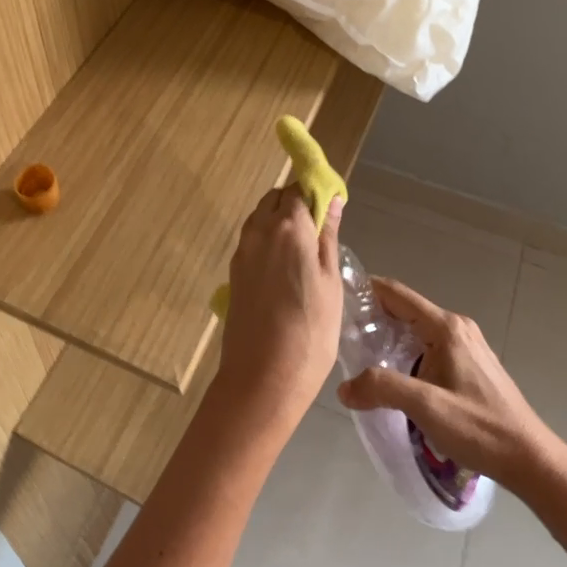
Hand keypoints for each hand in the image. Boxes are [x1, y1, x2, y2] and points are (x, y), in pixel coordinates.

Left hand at [214, 185, 343, 426]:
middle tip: (320, 233)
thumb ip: (328, 237)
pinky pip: (253, 240)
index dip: (317, 193)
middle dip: (296, 204)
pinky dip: (268, 241)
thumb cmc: (310, 331)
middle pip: (276, 199)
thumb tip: (332, 201)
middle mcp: (259, 230)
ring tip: (305, 252)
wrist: (262, 377)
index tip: (332, 210)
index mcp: (288, 226)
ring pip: (261, 218)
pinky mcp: (234, 272)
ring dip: (280, 221)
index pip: (300, 189)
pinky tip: (286, 268)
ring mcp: (242, 251)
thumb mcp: (330, 282)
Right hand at [337, 277, 551, 483]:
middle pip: (405, 309)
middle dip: (373, 317)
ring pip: (417, 329)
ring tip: (361, 356)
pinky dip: (407, 351)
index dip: (365, 290)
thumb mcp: (425, 407)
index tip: (337, 300)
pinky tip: (395, 375)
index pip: (395, 293)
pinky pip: (429, 345)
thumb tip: (344, 388)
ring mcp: (467, 345)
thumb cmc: (479, 427)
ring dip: (389, 337)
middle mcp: (457, 327)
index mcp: (445, 327)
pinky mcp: (472, 364)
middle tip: (342, 335)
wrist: (530, 459)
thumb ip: (381, 389)